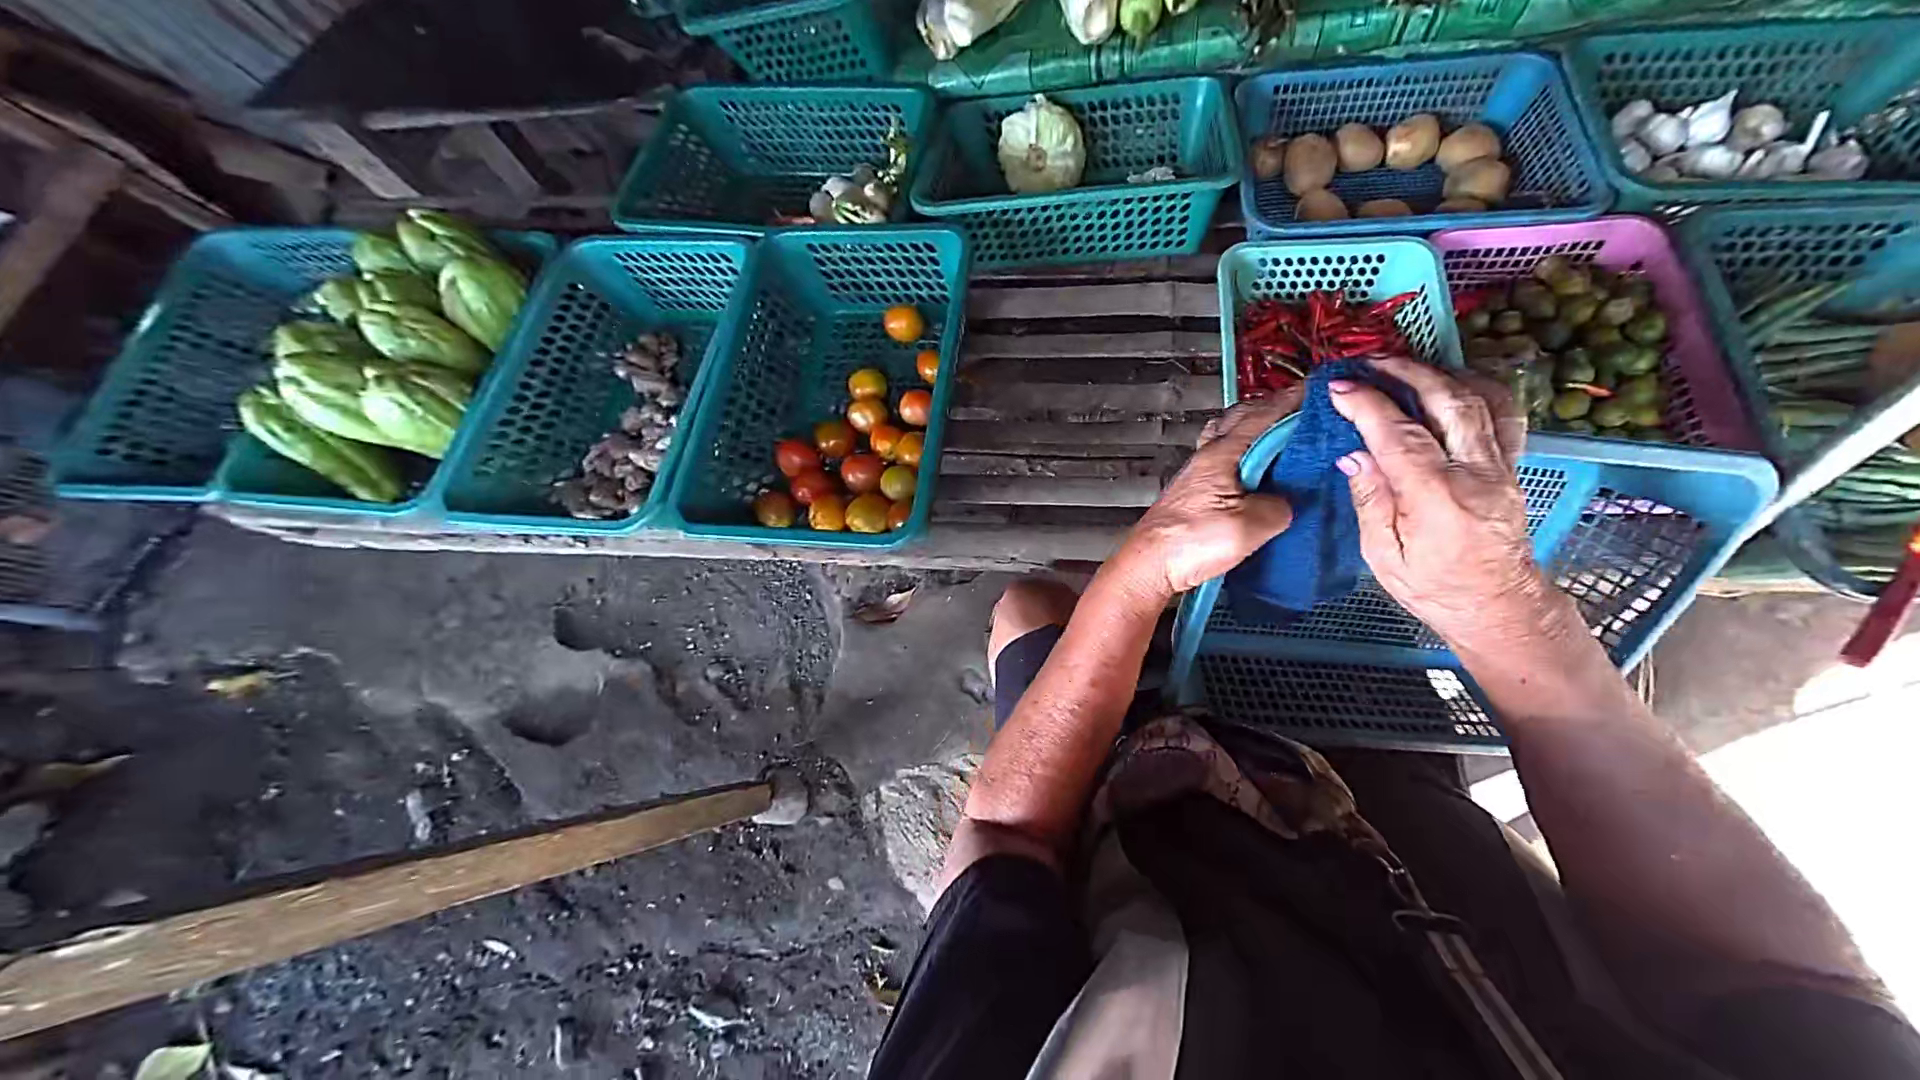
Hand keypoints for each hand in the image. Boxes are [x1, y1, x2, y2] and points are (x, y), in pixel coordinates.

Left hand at [1115, 387, 1302, 598]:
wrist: (1149, 567)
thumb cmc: (1188, 544)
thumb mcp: (1250, 526)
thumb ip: (1279, 507)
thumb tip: (1287, 503)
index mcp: (1220, 455)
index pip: (1261, 416)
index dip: (1292, 401)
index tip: (1317, 391)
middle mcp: (1206, 458)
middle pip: (1241, 419)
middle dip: (1273, 410)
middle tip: (1304, 413)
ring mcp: (1198, 475)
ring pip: (1230, 439)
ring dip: (1257, 434)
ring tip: (1286, 443)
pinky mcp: (1195, 494)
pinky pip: (1225, 463)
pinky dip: (1245, 458)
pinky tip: (1259, 476)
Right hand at [1327, 356, 1561, 648]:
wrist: (1497, 605)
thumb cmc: (1431, 587)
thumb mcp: (1383, 555)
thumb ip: (1371, 500)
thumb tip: (1354, 456)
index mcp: (1438, 499)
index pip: (1399, 436)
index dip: (1368, 405)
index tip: (1340, 388)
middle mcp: (1477, 474)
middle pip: (1448, 403)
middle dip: (1407, 374)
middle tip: (1372, 363)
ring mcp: (1501, 467)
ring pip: (1480, 400)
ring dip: (1439, 375)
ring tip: (1405, 366)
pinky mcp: (1511, 466)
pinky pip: (1502, 414)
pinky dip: (1475, 389)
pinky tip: (1450, 383)